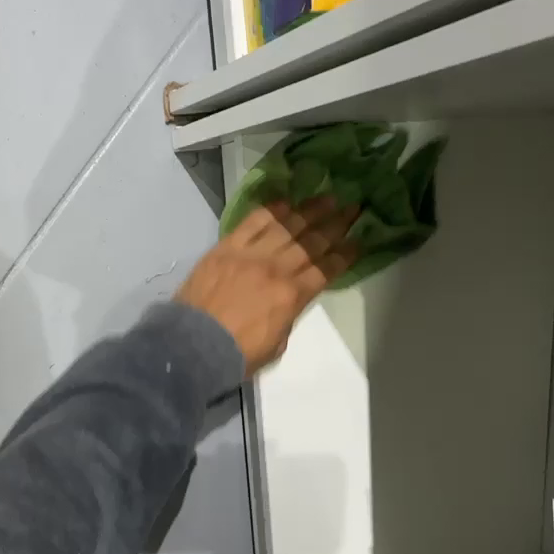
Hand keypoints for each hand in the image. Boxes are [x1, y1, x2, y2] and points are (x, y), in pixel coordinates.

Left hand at [176, 196, 358, 375]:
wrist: (193, 346)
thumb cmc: (237, 355)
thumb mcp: (276, 345)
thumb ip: (287, 317)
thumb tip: (288, 302)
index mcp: (292, 296)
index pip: (326, 269)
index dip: (346, 254)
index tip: (360, 240)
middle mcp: (276, 269)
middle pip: (312, 241)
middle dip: (336, 224)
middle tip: (353, 207)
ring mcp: (250, 254)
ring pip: (286, 226)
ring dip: (310, 210)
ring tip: (327, 198)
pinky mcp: (226, 248)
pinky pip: (253, 222)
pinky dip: (271, 210)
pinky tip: (286, 201)